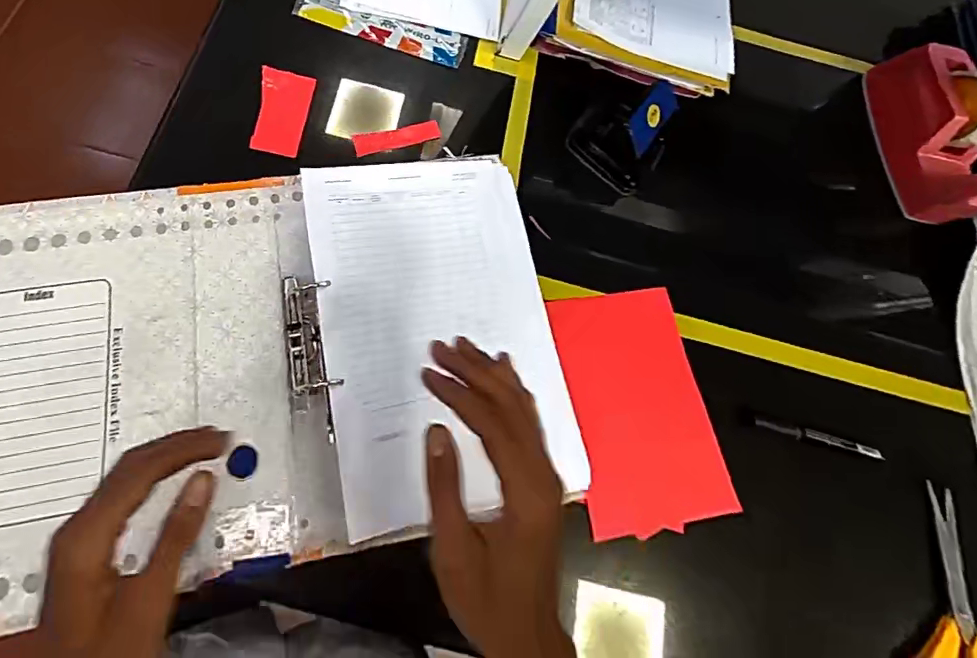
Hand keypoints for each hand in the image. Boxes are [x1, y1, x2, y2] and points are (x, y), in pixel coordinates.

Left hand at [39, 427, 227, 655]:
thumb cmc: (104, 657)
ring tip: (198, 447)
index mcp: (86, 536)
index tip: (216, 441)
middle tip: (214, 438)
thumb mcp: (149, 600)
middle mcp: (76, 531)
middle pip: (129, 466)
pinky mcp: (84, 552)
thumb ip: (177, 535)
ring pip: (124, 477)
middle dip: (175, 446)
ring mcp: (76, 541)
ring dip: (164, 457)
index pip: (140, 470)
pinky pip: (121, 495)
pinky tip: (168, 477)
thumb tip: (201, 482)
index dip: (183, 449)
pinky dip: (151, 478)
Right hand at [420, 338, 573, 657]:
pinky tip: (505, 376)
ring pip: (523, 410)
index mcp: (525, 490)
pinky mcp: (543, 480)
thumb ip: (445, 487)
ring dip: (493, 376)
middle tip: (443, 348)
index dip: (457, 393)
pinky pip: (529, 423)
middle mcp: (543, 475)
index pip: (491, 423)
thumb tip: (436, 431)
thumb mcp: (454, 550)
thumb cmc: (488, 598)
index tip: (430, 373)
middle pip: (509, 406)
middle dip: (474, 372)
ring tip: (468, 349)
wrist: (526, 633)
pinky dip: (513, 393)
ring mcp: (547, 475)